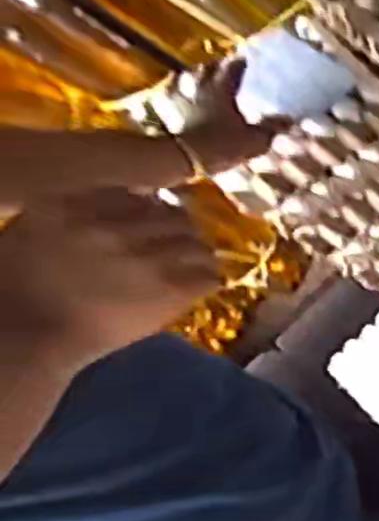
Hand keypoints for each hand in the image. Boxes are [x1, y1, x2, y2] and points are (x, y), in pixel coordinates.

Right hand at [0, 191, 218, 366]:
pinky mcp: (172, 289)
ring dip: (201, 255)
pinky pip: (210, 277)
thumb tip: (132, 203)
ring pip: (199, 246)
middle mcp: (109, 228)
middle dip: (183, 230)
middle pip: (175, 218)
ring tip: (193, 263)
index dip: (152, 206)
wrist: (30, 326)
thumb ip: (80, 214)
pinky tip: (197, 284)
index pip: (134, 194)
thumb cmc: (25, 279)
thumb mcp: (39, 230)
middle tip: (181, 242)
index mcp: (67, 207)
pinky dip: (209, 279)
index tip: (154, 216)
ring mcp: (145, 259)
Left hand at [177, 60, 290, 175]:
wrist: (190, 154)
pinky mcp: (181, 107)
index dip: (240, 63)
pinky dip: (198, 89)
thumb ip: (273, 127)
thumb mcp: (257, 138)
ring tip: (218, 77)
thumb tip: (291, 119)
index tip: (249, 58)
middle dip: (220, 65)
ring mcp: (188, 96)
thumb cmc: (226, 144)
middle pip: (209, 69)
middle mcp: (202, 88)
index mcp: (220, 91)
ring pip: (197, 78)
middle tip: (232, 65)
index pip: (231, 70)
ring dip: (207, 75)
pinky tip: (203, 94)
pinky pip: (190, 91)